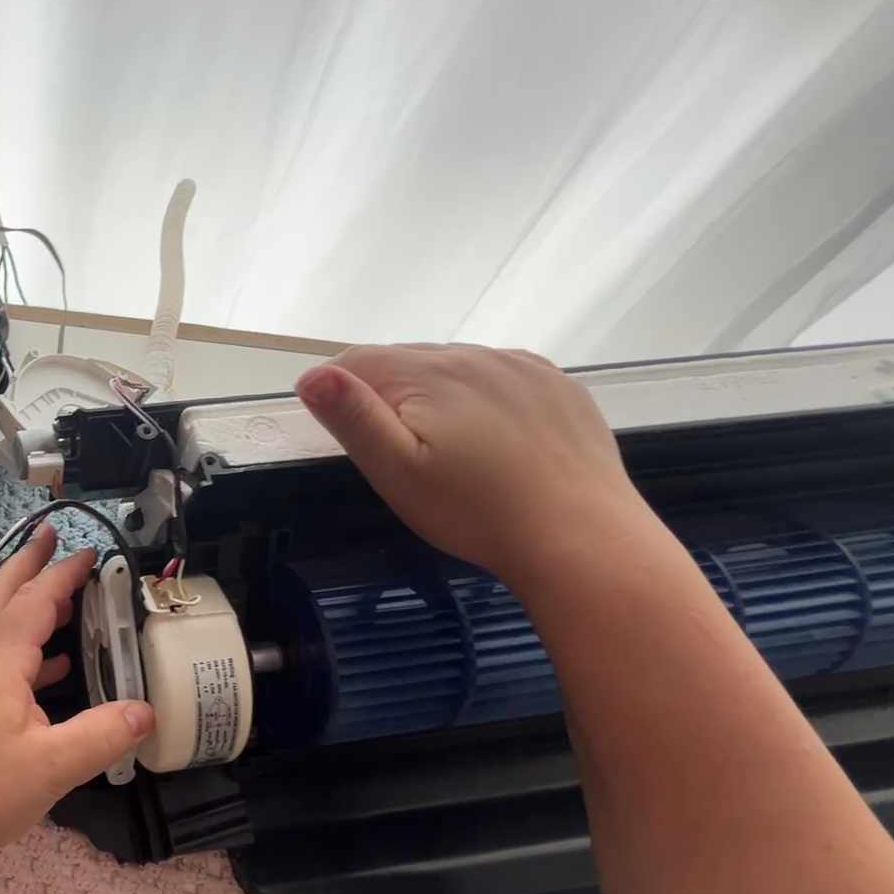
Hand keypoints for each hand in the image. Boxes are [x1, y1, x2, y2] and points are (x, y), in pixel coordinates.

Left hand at [0, 525, 154, 880]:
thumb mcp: (51, 769)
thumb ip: (102, 736)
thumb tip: (147, 711)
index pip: (34, 603)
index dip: (63, 575)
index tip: (90, 552)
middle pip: (1, 596)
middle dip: (27, 563)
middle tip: (50, 535)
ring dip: (23, 600)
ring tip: (58, 594)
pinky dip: (22, 646)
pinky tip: (48, 666)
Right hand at [295, 344, 660, 589]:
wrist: (581, 539)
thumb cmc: (474, 512)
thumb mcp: (395, 472)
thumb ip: (353, 417)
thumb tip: (313, 375)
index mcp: (428, 373)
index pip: (356, 360)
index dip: (337, 393)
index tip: (345, 436)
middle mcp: (474, 354)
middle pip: (403, 360)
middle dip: (384, 395)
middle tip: (395, 453)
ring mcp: (522, 366)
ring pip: (449, 367)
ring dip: (430, 395)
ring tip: (443, 451)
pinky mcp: (556, 384)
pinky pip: (495, 377)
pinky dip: (476, 398)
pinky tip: (487, 441)